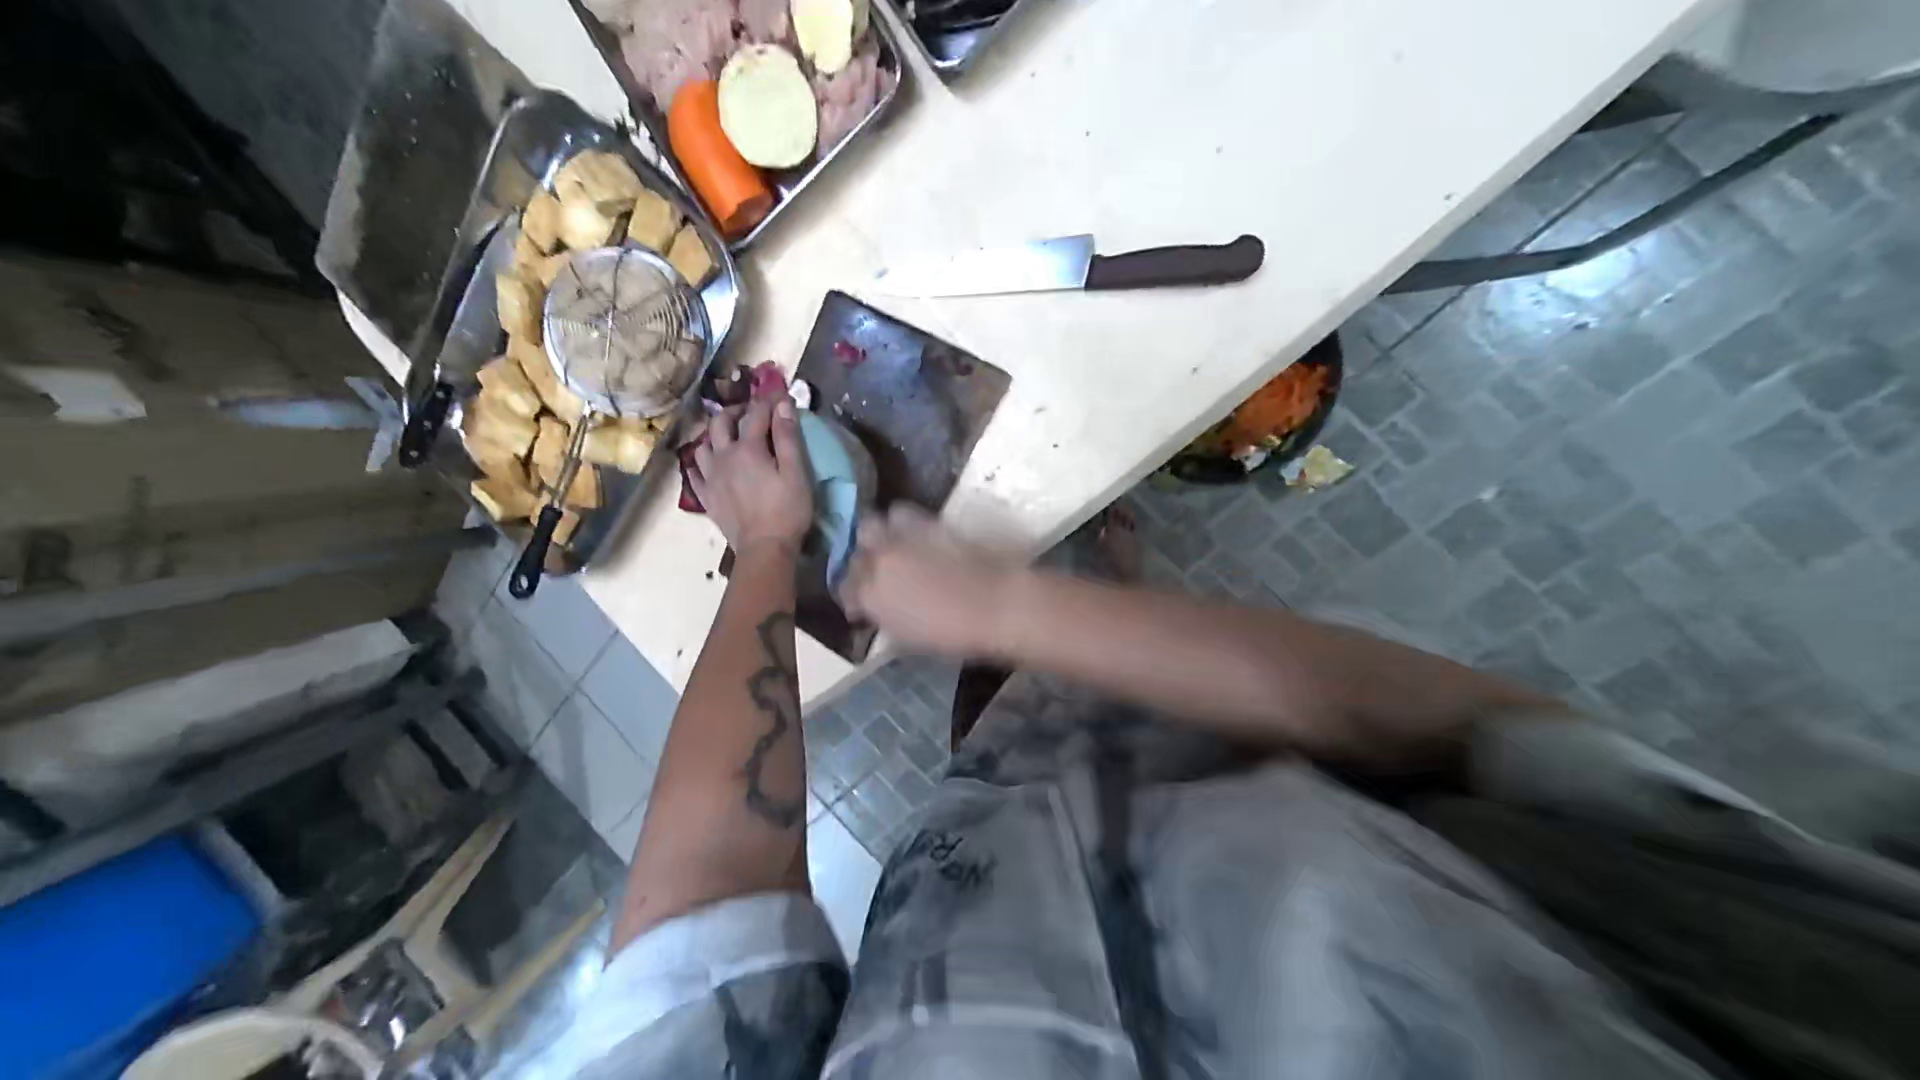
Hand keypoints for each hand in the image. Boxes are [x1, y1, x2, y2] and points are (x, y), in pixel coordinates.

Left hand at [689, 394, 811, 557]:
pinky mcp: (706, 497)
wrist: (764, 549)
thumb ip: (787, 437)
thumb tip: (782, 404)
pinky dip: (699, 462)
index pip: (756, 415)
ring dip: (714, 433)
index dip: (768, 402)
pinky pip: (694, 473)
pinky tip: (705, 463)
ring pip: (703, 444)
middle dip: (735, 411)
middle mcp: (723, 457)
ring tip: (727, 435)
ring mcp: (710, 478)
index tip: (779, 395)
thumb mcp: (796, 472)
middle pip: (721, 423)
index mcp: (748, 448)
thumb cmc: (787, 510)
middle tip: (750, 412)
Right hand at [840, 505, 1023, 656]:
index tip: (863, 603)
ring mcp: (899, 538)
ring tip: (890, 545)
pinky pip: (899, 513)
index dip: (854, 596)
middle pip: (854, 555)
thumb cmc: (956, 634)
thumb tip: (881, 613)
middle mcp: (876, 563)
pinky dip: (900, 522)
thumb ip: (887, 620)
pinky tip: (913, 533)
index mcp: (870, 599)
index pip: (846, 591)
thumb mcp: (911, 638)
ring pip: (869, 525)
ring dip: (875, 535)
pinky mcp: (924, 520)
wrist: (996, 604)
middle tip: (877, 572)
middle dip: (861, 563)